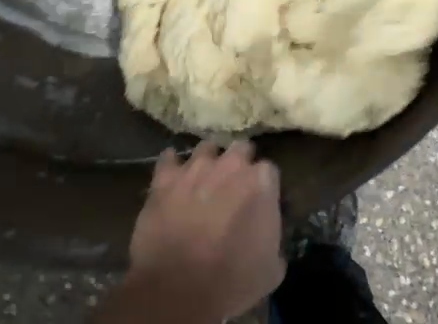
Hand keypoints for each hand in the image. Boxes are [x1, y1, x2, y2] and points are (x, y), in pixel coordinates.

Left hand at [121, 141, 284, 321]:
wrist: (179, 289)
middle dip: (239, 164)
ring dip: (207, 162)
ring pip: (205, 148)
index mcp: (261, 182)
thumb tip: (266, 236)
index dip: (264, 188)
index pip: (269, 171)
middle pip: (240, 149)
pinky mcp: (164, 178)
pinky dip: (171, 166)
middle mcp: (230, 164)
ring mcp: (195, 167)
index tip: (259, 203)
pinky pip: (168, 159)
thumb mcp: (271, 269)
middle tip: (234, 188)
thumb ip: (273, 240)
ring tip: (203, 180)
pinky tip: (172, 177)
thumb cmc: (232, 281)